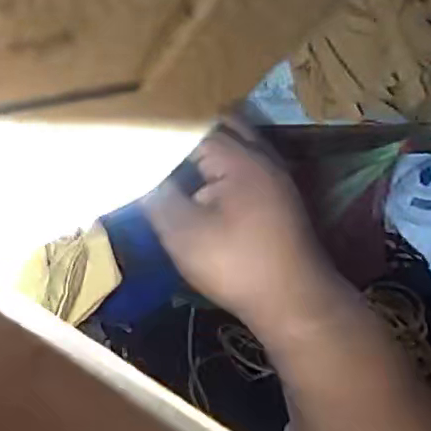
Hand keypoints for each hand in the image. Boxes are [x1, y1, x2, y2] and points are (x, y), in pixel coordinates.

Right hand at [142, 124, 353, 341]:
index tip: (136, 142)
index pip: (194, 130)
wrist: (293, 302)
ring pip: (239, 146)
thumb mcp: (183, 233)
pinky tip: (205, 184)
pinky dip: (226, 165)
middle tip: (157, 144)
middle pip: (223, 129)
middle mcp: (263, 159)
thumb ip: (158, 198)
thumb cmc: (235, 264)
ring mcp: (276, 178)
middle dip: (190, 133)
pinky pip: (249, 165)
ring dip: (210, 148)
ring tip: (175, 161)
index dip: (163, 135)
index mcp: (240, 159)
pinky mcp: (279, 199)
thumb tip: (137, 173)